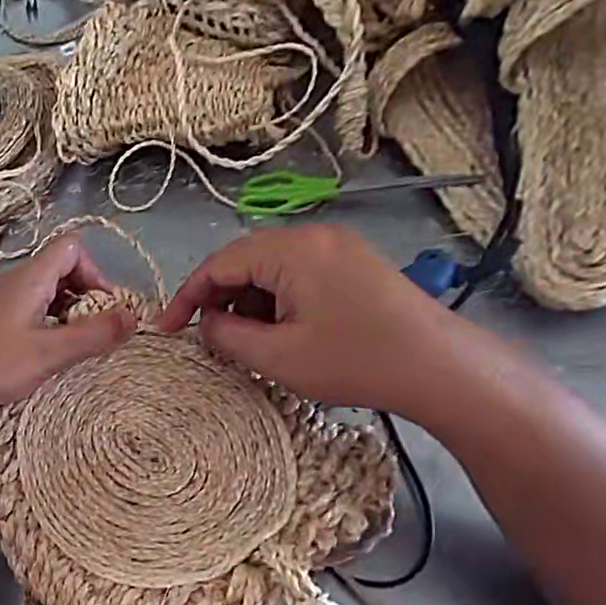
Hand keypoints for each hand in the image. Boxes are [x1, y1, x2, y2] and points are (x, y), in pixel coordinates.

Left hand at [0, 235, 135, 448]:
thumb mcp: (48, 353)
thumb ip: (93, 336)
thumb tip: (134, 318)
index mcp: (28, 280)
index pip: (71, 248)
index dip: (96, 272)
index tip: (104, 310)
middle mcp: (11, 284)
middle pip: (60, 271)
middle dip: (85, 298)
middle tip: (93, 335)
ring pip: (42, 295)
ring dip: (65, 316)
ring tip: (70, 350)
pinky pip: (25, 314)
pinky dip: (43, 328)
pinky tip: (40, 359)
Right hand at [158, 224, 452, 411]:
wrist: (438, 367)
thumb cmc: (354, 362)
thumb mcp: (278, 357)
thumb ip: (228, 336)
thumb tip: (207, 323)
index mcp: (292, 250)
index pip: (219, 263)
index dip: (187, 296)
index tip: (167, 329)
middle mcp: (314, 237)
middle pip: (245, 261)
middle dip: (219, 299)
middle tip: (208, 337)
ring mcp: (337, 248)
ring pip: (271, 269)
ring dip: (249, 302)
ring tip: (249, 342)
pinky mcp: (353, 265)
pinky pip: (298, 275)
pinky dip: (277, 301)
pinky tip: (282, 332)